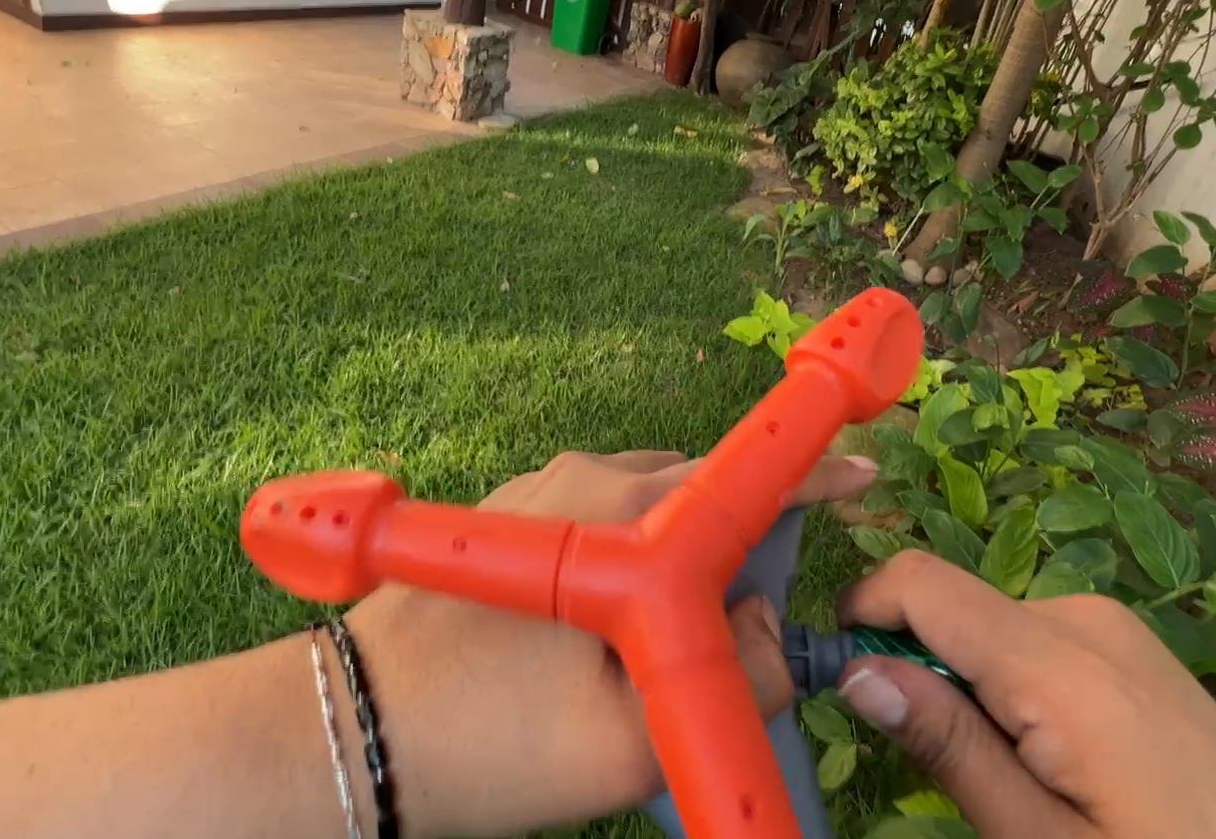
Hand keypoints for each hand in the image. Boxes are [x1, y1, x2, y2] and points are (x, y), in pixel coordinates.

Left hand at [348, 450, 876, 837]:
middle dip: (739, 529)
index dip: (809, 477)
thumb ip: (735, 679)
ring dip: (682, 543)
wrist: (355, 730)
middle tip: (753, 603)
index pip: (736, 480)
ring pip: (646, 499)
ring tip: (676, 622)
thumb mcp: (633, 740)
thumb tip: (769, 625)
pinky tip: (615, 610)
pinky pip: (600, 509)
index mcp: (621, 515)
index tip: (860, 470)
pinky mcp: (508, 511)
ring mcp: (538, 486)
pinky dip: (633, 545)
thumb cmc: (493, 744)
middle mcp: (582, 477)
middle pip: (694, 486)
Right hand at [835, 551, 1215, 838]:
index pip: (921, 584)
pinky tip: (1049, 752)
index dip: (862, 612)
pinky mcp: (1132, 648)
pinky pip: (1032, 637)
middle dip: (915, 660)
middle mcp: (1084, 618)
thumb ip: (948, 746)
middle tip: (932, 756)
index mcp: (1061, 664)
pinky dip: (1005, 677)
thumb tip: (855, 669)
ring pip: (986, 622)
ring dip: (962, 676)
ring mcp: (1116, 628)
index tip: (840, 676)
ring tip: (1006, 770)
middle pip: (951, 603)